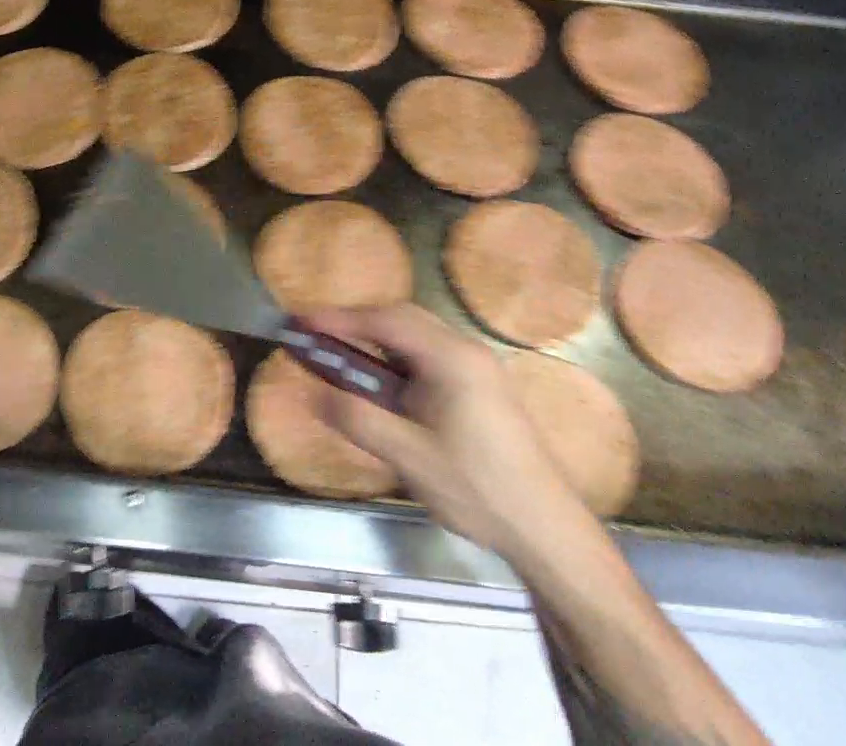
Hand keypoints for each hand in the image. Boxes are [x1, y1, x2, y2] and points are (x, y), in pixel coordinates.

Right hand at [305, 304, 587, 549]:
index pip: (387, 321)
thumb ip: (359, 419)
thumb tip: (315, 393)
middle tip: (315, 338)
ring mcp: (478, 370)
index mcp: (453, 358)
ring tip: (338, 358)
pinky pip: (429, 360)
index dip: (340, 319)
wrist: (543, 525)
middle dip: (356, 325)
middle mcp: (467, 352)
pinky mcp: (481, 390)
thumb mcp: (409, 456)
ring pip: (417, 340)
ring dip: (376, 343)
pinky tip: (379, 386)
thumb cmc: (476, 487)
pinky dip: (395, 362)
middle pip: (403, 321)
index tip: (302, 321)